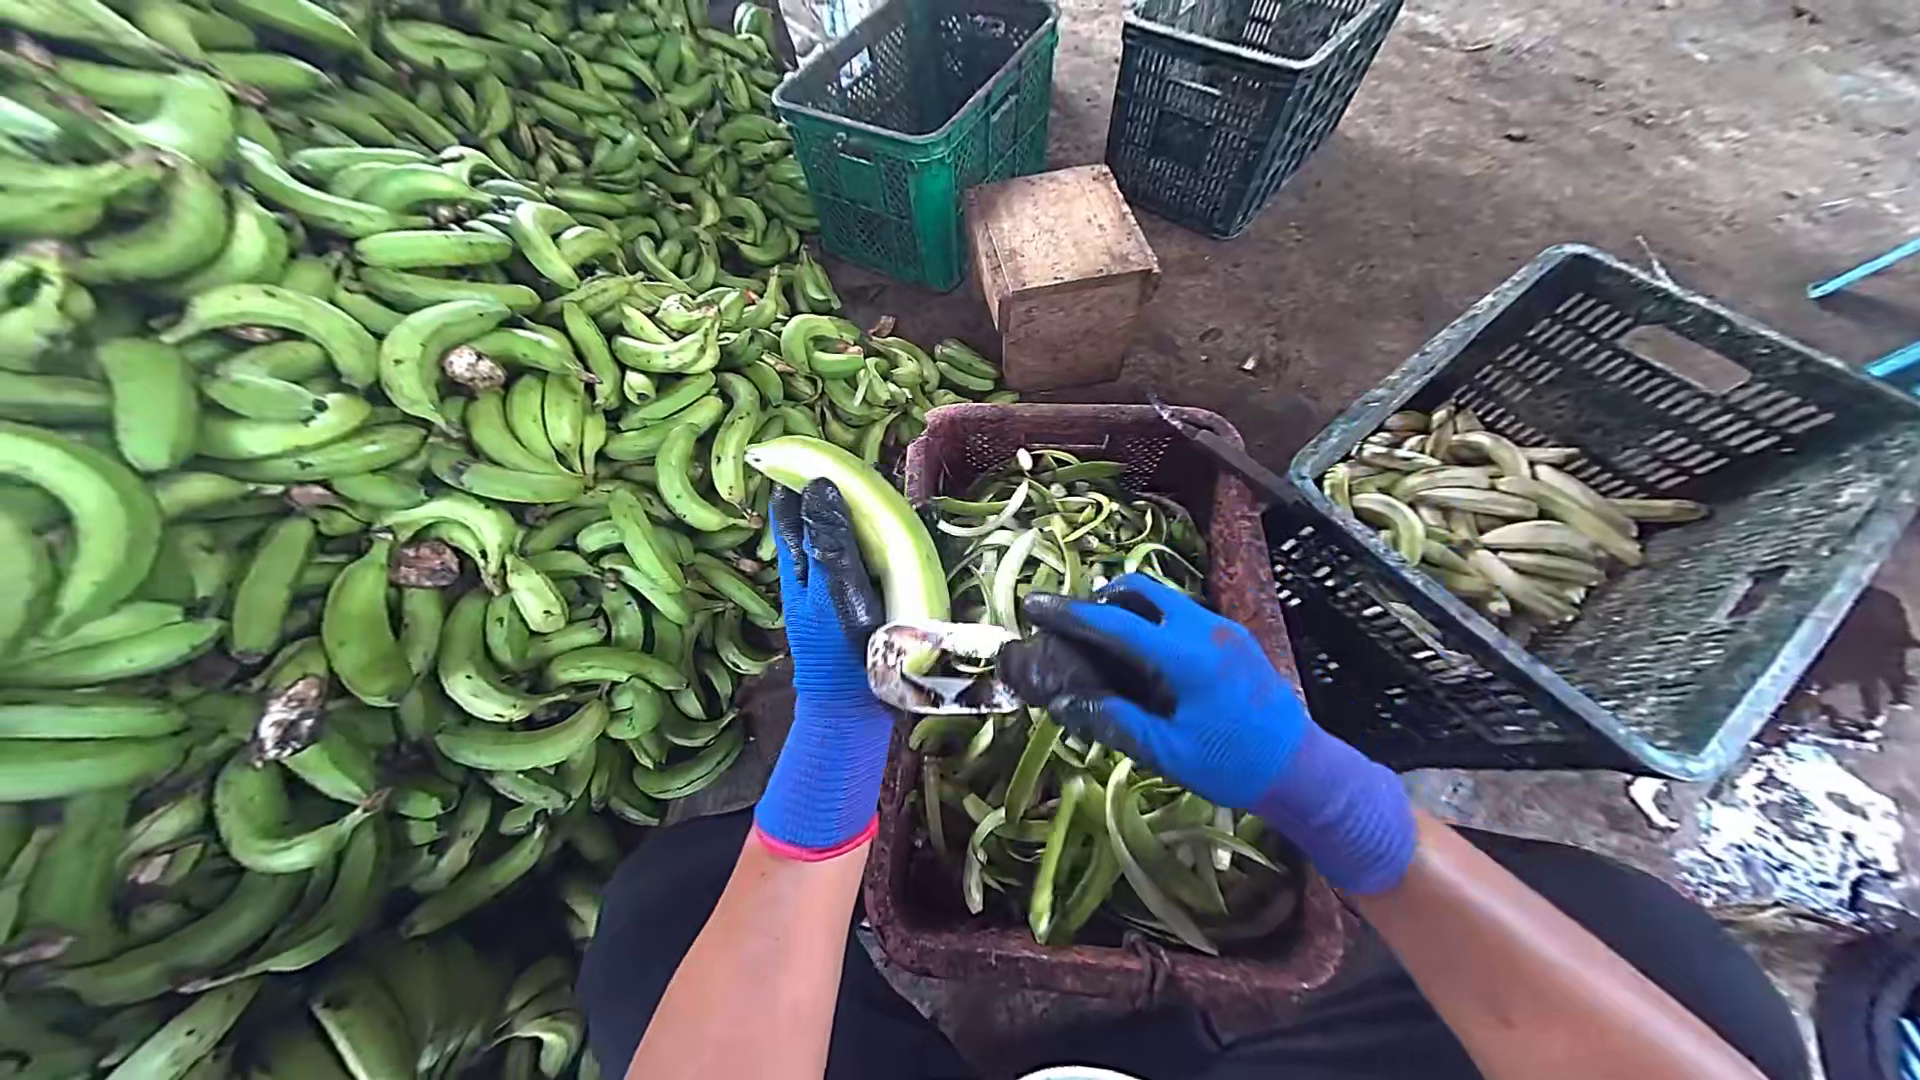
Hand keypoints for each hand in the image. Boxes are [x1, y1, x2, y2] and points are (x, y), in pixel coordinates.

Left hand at [752, 479, 894, 859]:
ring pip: (830, 538)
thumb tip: (820, 483)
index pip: (789, 506)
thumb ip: (829, 539)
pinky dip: (863, 545)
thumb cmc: (844, 648)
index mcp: (799, 563)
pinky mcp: (846, 604)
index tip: (823, 455)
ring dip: (846, 517)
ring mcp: (826, 589)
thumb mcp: (836, 589)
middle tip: (855, 474)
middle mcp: (807, 571)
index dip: (799, 477)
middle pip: (808, 519)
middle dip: (825, 493)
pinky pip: (851, 561)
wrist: (853, 706)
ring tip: (872, 500)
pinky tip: (882, 544)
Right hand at [999, 574, 1415, 893]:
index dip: (1069, 613)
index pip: (1114, 623)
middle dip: (1100, 598)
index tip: (1034, 603)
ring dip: (1128, 607)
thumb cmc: (1233, 766)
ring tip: (1104, 636)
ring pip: (1162, 598)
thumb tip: (1063, 704)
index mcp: (1185, 656)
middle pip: (1139, 590)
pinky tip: (1145, 652)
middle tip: (1074, 621)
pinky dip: (1153, 618)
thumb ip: (1114, 722)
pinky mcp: (1234, 637)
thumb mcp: (1168, 752)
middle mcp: (1204, 628)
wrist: (1306, 771)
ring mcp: (1223, 628)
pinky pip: (1181, 612)